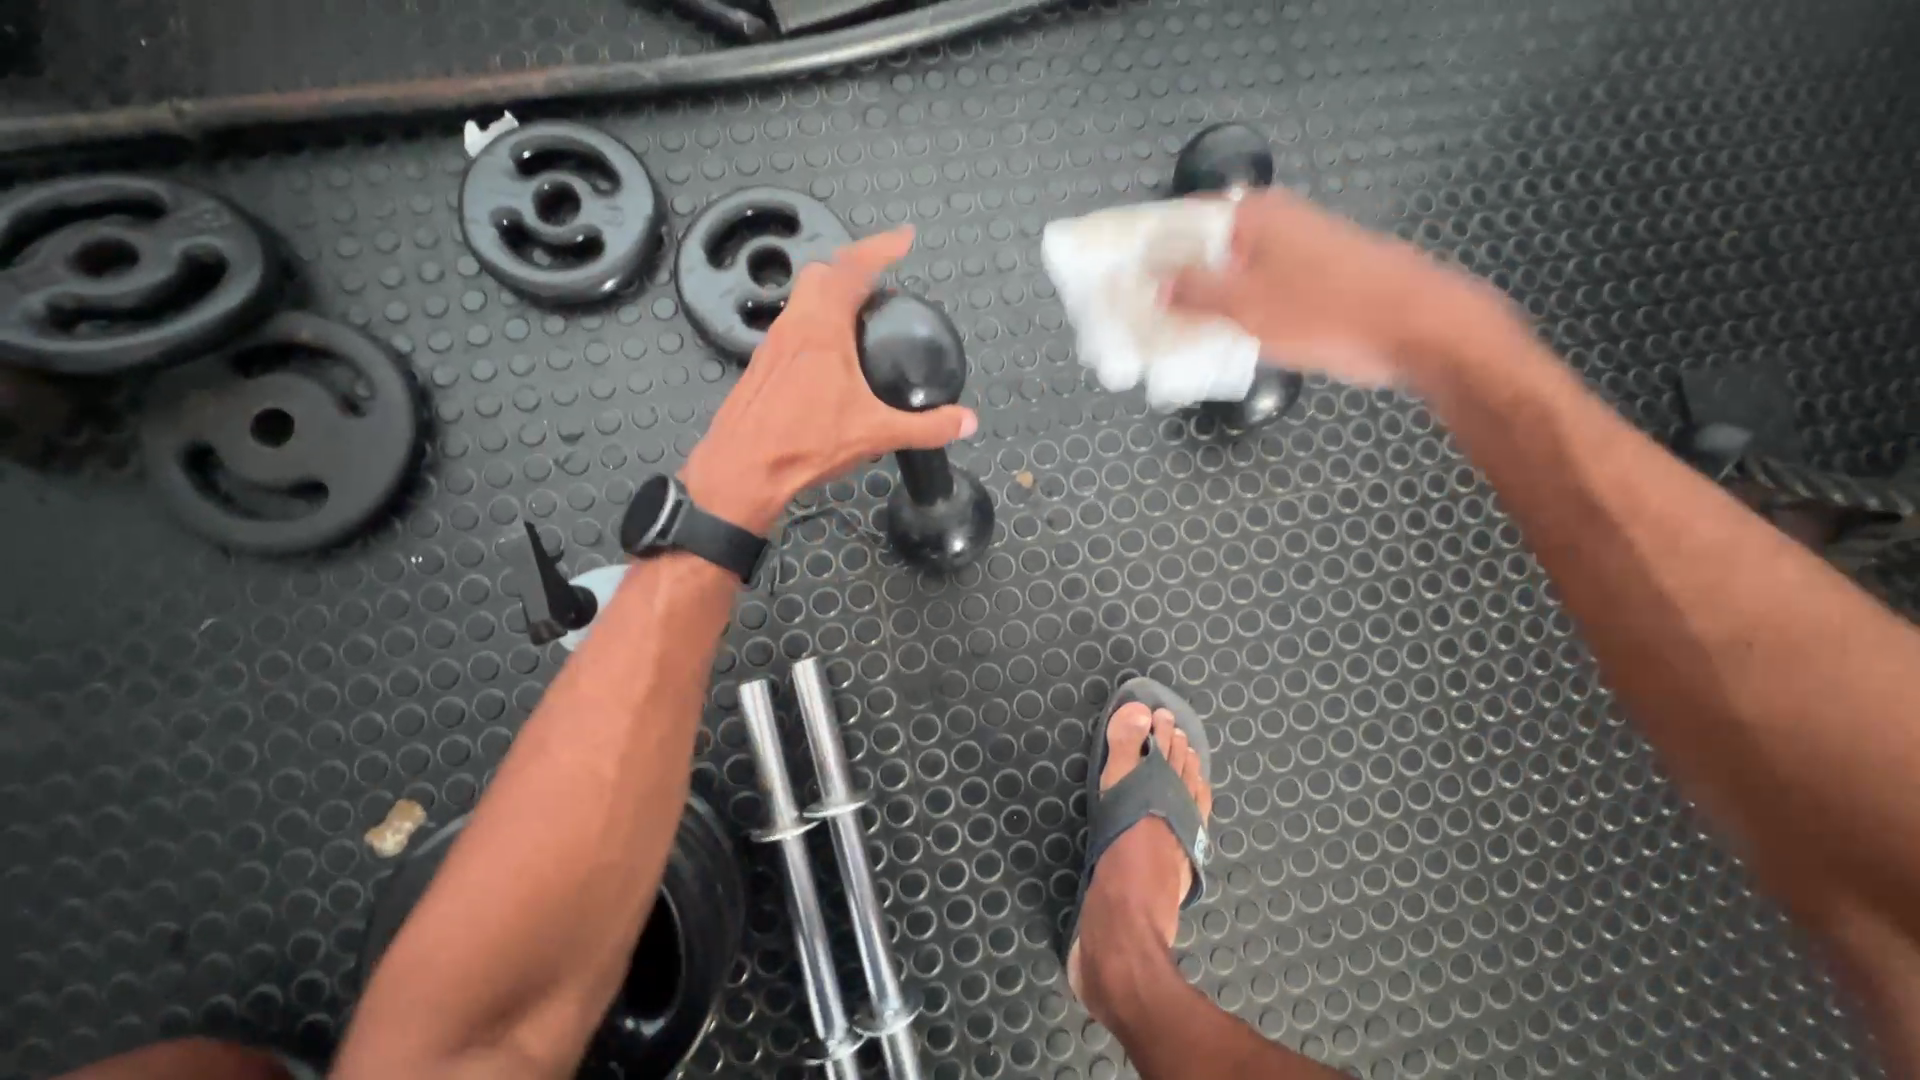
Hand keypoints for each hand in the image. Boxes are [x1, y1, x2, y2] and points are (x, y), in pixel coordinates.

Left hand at [682, 226, 977, 534]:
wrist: (740, 472)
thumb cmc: (804, 444)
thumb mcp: (876, 434)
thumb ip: (926, 427)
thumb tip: (967, 422)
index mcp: (821, 329)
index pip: (852, 269)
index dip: (881, 248)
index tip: (903, 239)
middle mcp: (793, 327)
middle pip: (821, 275)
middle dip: (852, 269)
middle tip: (882, 285)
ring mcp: (771, 347)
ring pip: (801, 302)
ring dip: (831, 298)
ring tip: (861, 322)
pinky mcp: (761, 369)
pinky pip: (792, 331)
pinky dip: (815, 328)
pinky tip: (830, 362)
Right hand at [1164, 189, 1514, 389]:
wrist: (1415, 329)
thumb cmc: (1327, 311)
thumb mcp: (1245, 306)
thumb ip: (1192, 293)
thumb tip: (1153, 285)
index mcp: (1252, 215)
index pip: (1180, 221)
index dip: (1148, 250)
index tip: (1119, 279)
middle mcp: (1273, 224)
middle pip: (1205, 251)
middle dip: (1172, 283)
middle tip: (1139, 317)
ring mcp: (1295, 254)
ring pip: (1230, 277)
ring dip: (1203, 304)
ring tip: (1170, 336)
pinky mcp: (1311, 284)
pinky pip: (1256, 296)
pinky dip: (1234, 315)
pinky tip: (1216, 342)